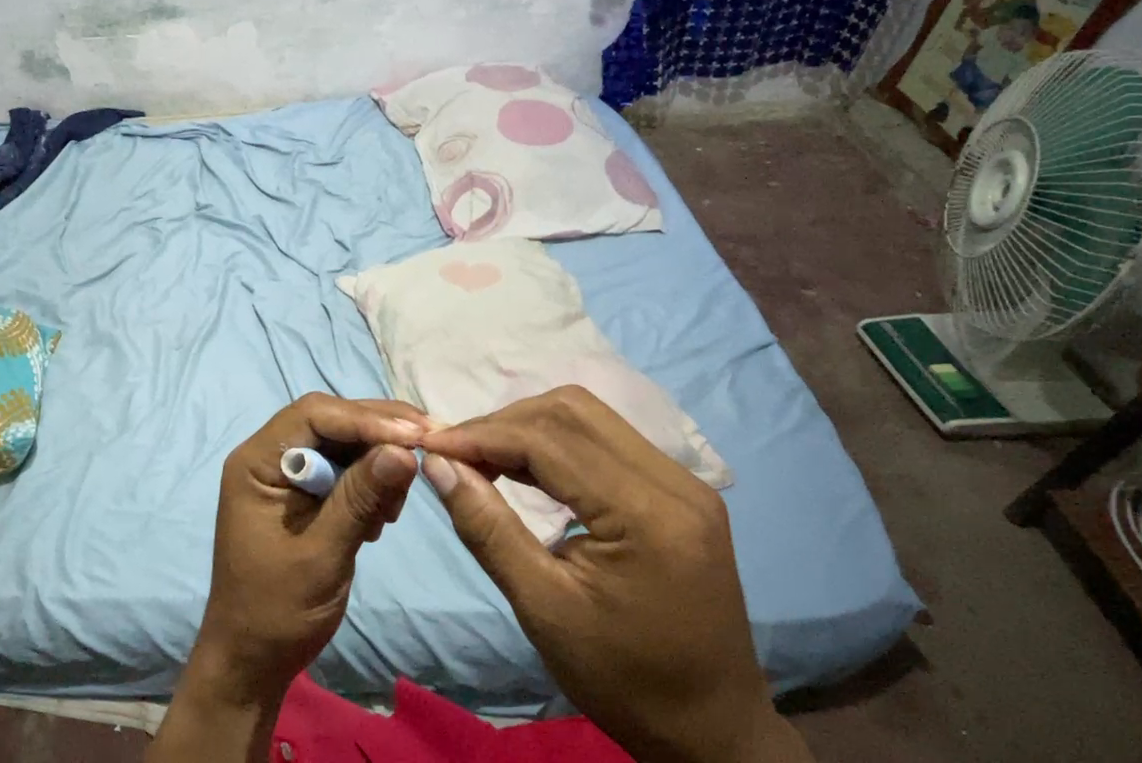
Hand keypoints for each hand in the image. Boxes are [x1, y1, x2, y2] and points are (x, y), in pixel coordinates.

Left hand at [149, 393, 425, 762]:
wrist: (253, 657)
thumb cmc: (277, 608)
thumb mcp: (322, 554)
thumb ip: (359, 498)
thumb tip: (404, 451)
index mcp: (257, 461)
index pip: (314, 414)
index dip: (366, 419)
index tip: (417, 437)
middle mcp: (269, 457)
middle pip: (331, 421)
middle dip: (380, 433)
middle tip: (432, 447)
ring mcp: (288, 476)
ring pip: (343, 444)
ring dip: (379, 461)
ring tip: (396, 503)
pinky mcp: (306, 496)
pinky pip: (345, 472)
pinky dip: (372, 484)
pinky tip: (383, 516)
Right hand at [421, 387, 812, 762]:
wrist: (712, 730)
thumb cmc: (624, 679)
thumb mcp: (542, 608)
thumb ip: (487, 529)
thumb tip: (437, 465)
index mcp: (648, 515)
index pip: (550, 440)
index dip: (482, 435)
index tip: (430, 447)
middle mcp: (675, 482)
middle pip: (571, 411)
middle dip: (503, 423)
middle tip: (455, 455)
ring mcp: (684, 483)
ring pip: (587, 416)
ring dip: (526, 427)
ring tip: (481, 459)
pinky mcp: (679, 492)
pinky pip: (605, 439)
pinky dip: (554, 442)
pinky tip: (522, 468)